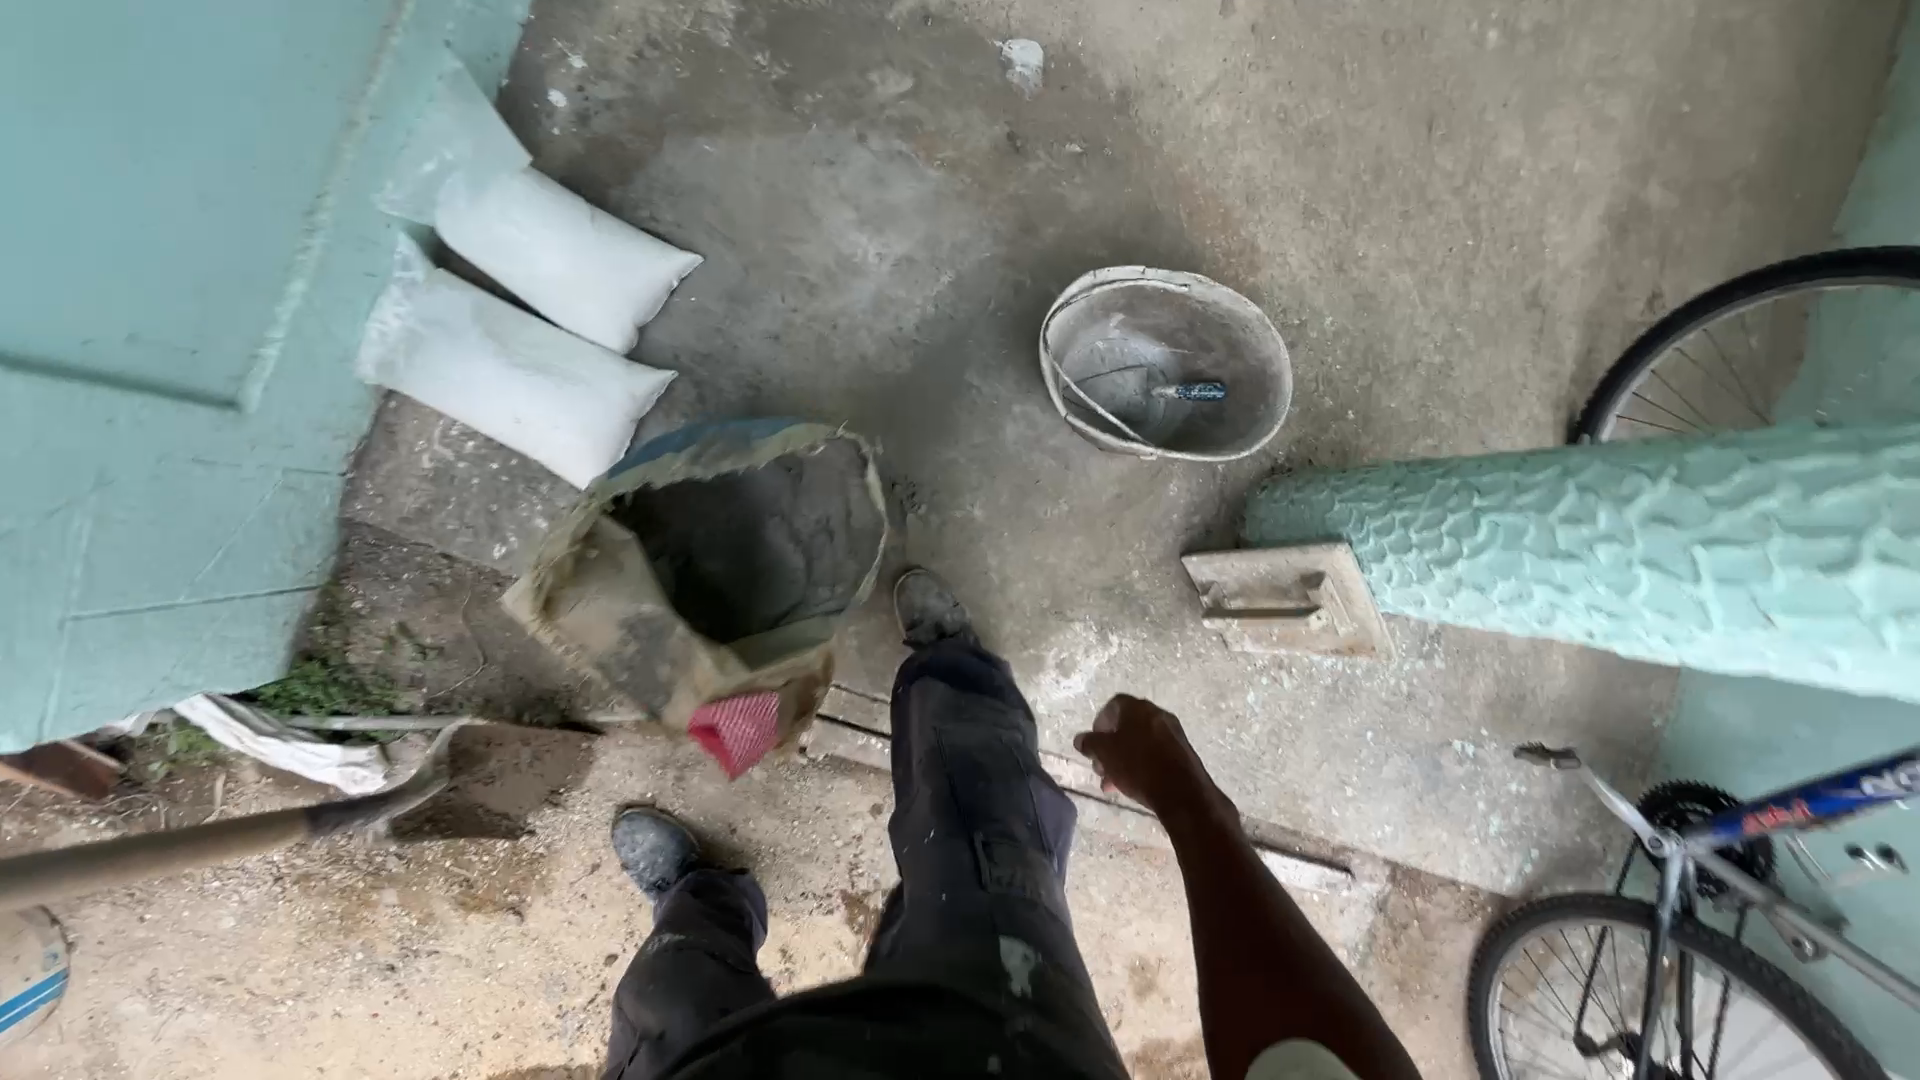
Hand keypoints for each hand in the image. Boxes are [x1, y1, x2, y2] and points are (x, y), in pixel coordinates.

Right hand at [1073, 694, 1223, 817]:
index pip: (1113, 706)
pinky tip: (1133, 785)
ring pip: (1140, 742)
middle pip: (1126, 726)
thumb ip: (1090, 743)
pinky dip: (1141, 765)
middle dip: (1109, 747)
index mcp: (1137, 708)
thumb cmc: (1138, 765)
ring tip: (1112, 783)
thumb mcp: (1105, 753)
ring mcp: (1173, 733)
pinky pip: (1154, 754)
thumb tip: (1080, 739)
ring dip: (1123, 759)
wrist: (1182, 792)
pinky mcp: (1182, 753)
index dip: (1099, 723)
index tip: (1093, 744)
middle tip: (1101, 767)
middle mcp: (1157, 714)